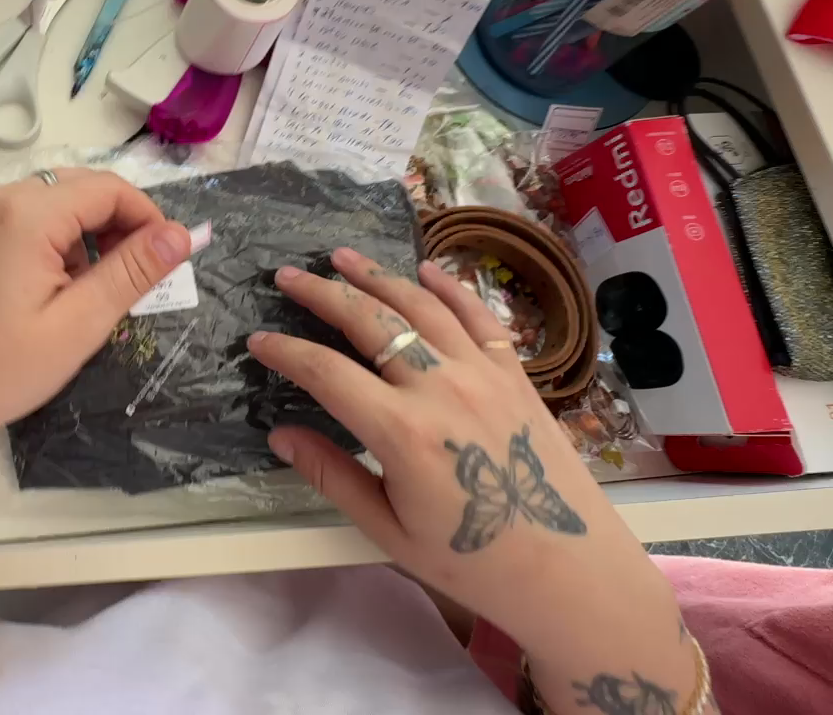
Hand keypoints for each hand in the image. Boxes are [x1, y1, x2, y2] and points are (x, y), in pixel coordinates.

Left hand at [0, 169, 191, 466]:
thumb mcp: (77, 326)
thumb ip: (132, 273)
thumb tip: (184, 234)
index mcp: (26, 213)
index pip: (108, 189)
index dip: (148, 217)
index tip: (169, 259)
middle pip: (80, 189)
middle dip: (119, 224)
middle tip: (137, 278)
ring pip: (53, 204)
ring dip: (86, 235)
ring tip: (91, 292)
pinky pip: (25, 220)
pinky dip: (54, 242)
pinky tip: (52, 289)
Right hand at [249, 250, 680, 653]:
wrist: (574, 576)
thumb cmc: (473, 562)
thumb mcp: (388, 530)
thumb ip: (330, 474)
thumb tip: (278, 434)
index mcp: (402, 433)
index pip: (325, 373)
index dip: (285, 353)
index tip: (257, 341)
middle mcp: (440, 388)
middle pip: (367, 321)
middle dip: (320, 293)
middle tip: (288, 275)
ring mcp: (483, 374)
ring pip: (419, 305)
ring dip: (376, 276)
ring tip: (341, 257)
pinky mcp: (515, 374)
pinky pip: (478, 316)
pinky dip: (449, 287)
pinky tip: (424, 270)